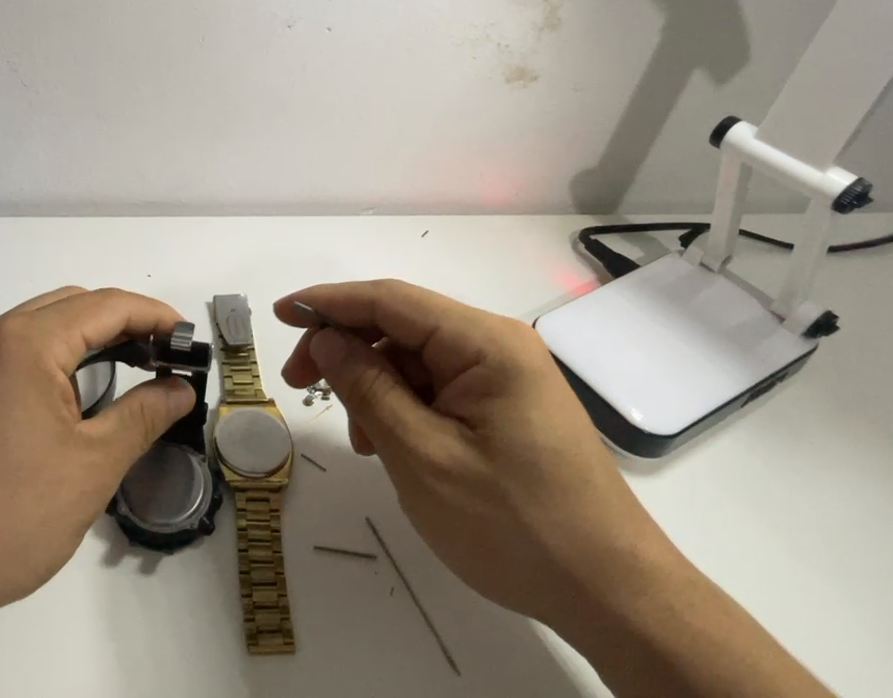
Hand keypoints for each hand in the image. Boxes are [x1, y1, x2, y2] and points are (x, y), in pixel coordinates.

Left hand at [0, 288, 193, 697]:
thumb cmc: (6, 516)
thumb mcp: (91, 468)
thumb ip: (143, 417)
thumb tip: (180, 390)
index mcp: (26, 341)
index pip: (106, 305)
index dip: (156, 315)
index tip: (191, 340)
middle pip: (72, 306)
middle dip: (124, 322)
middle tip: (165, 359)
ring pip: (40, 326)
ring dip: (88, 338)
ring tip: (131, 371)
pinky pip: (13, 352)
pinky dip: (54, 357)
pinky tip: (74, 395)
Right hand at [276, 280, 669, 631]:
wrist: (612, 593)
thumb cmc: (514, 526)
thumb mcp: (422, 457)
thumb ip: (367, 389)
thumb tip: (326, 339)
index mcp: (484, 343)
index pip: (390, 299)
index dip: (329, 303)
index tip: (280, 313)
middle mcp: (498, 346)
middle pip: (403, 325)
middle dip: (347, 348)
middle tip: (298, 383)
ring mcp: (507, 377)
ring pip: (418, 359)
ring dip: (375, 385)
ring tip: (360, 439)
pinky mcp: (509, 407)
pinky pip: (440, 388)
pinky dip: (404, 407)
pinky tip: (392, 446)